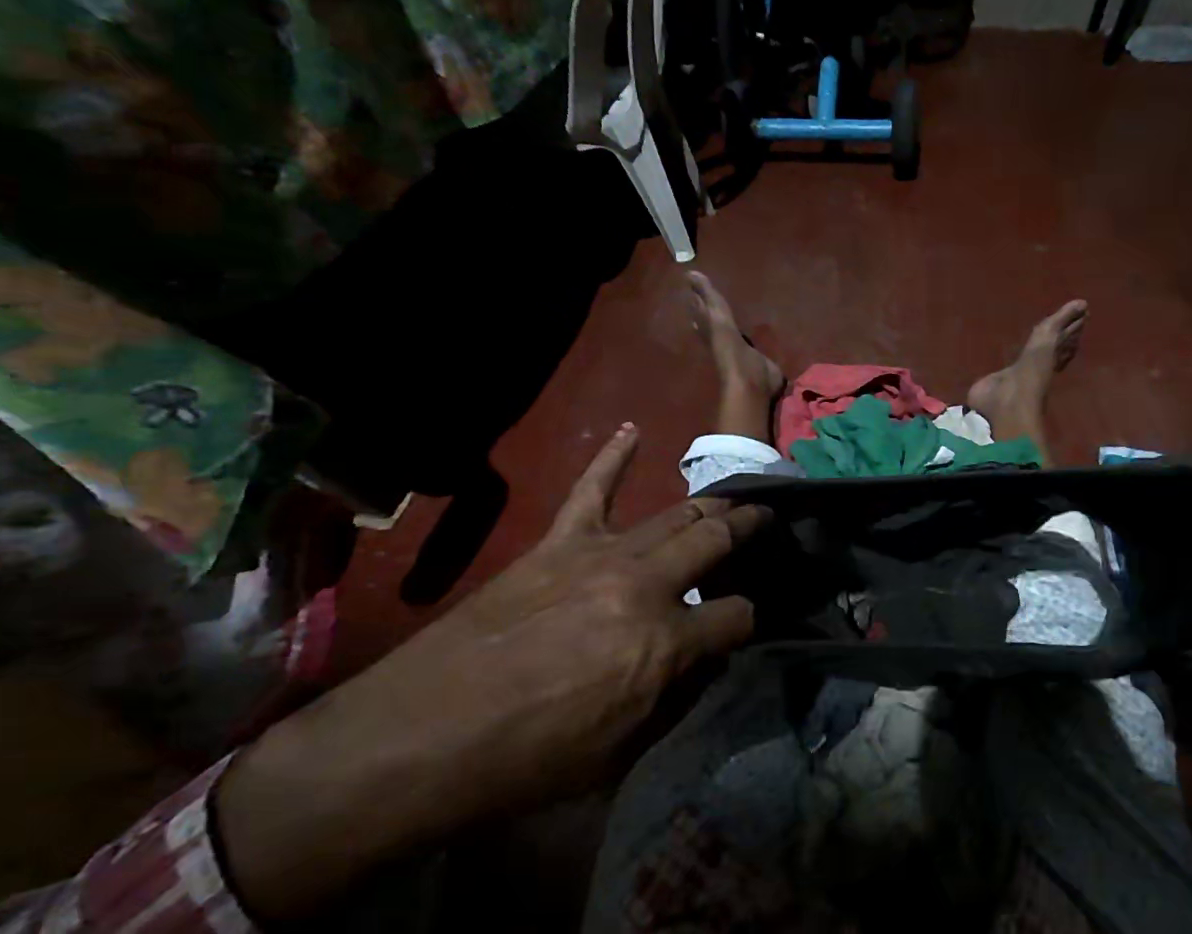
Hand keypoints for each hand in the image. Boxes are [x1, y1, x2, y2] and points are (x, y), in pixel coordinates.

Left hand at [214, 424, 767, 919]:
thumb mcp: (619, 753)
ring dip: (708, 504)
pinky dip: (613, 458)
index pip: (735, 616)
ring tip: (732, 496)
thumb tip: (705, 659)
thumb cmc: (528, 760)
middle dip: (746, 528)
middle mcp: (644, 586)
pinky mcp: (557, 542)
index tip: (744, 621)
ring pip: (671, 515)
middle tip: (765, 518)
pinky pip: (591, 488)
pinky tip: (633, 431)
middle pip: (712, 541)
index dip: (747, 618)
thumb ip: (674, 698)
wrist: (426, 733)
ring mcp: (599, 554)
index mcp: (665, 644)